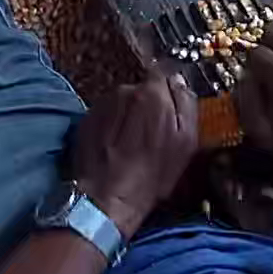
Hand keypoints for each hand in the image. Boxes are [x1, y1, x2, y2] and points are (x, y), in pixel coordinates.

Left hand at [72, 73, 197, 237]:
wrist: (106, 197)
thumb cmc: (152, 175)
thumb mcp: (185, 143)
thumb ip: (185, 104)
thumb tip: (179, 81)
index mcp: (153, 93)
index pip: (164, 75)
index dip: (168, 94)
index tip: (169, 111)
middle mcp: (125, 90)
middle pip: (143, 89)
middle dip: (149, 105)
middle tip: (151, 134)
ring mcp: (103, 103)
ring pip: (124, 101)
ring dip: (129, 114)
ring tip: (131, 143)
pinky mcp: (87, 117)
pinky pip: (107, 114)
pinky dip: (113, 124)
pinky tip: (115, 145)